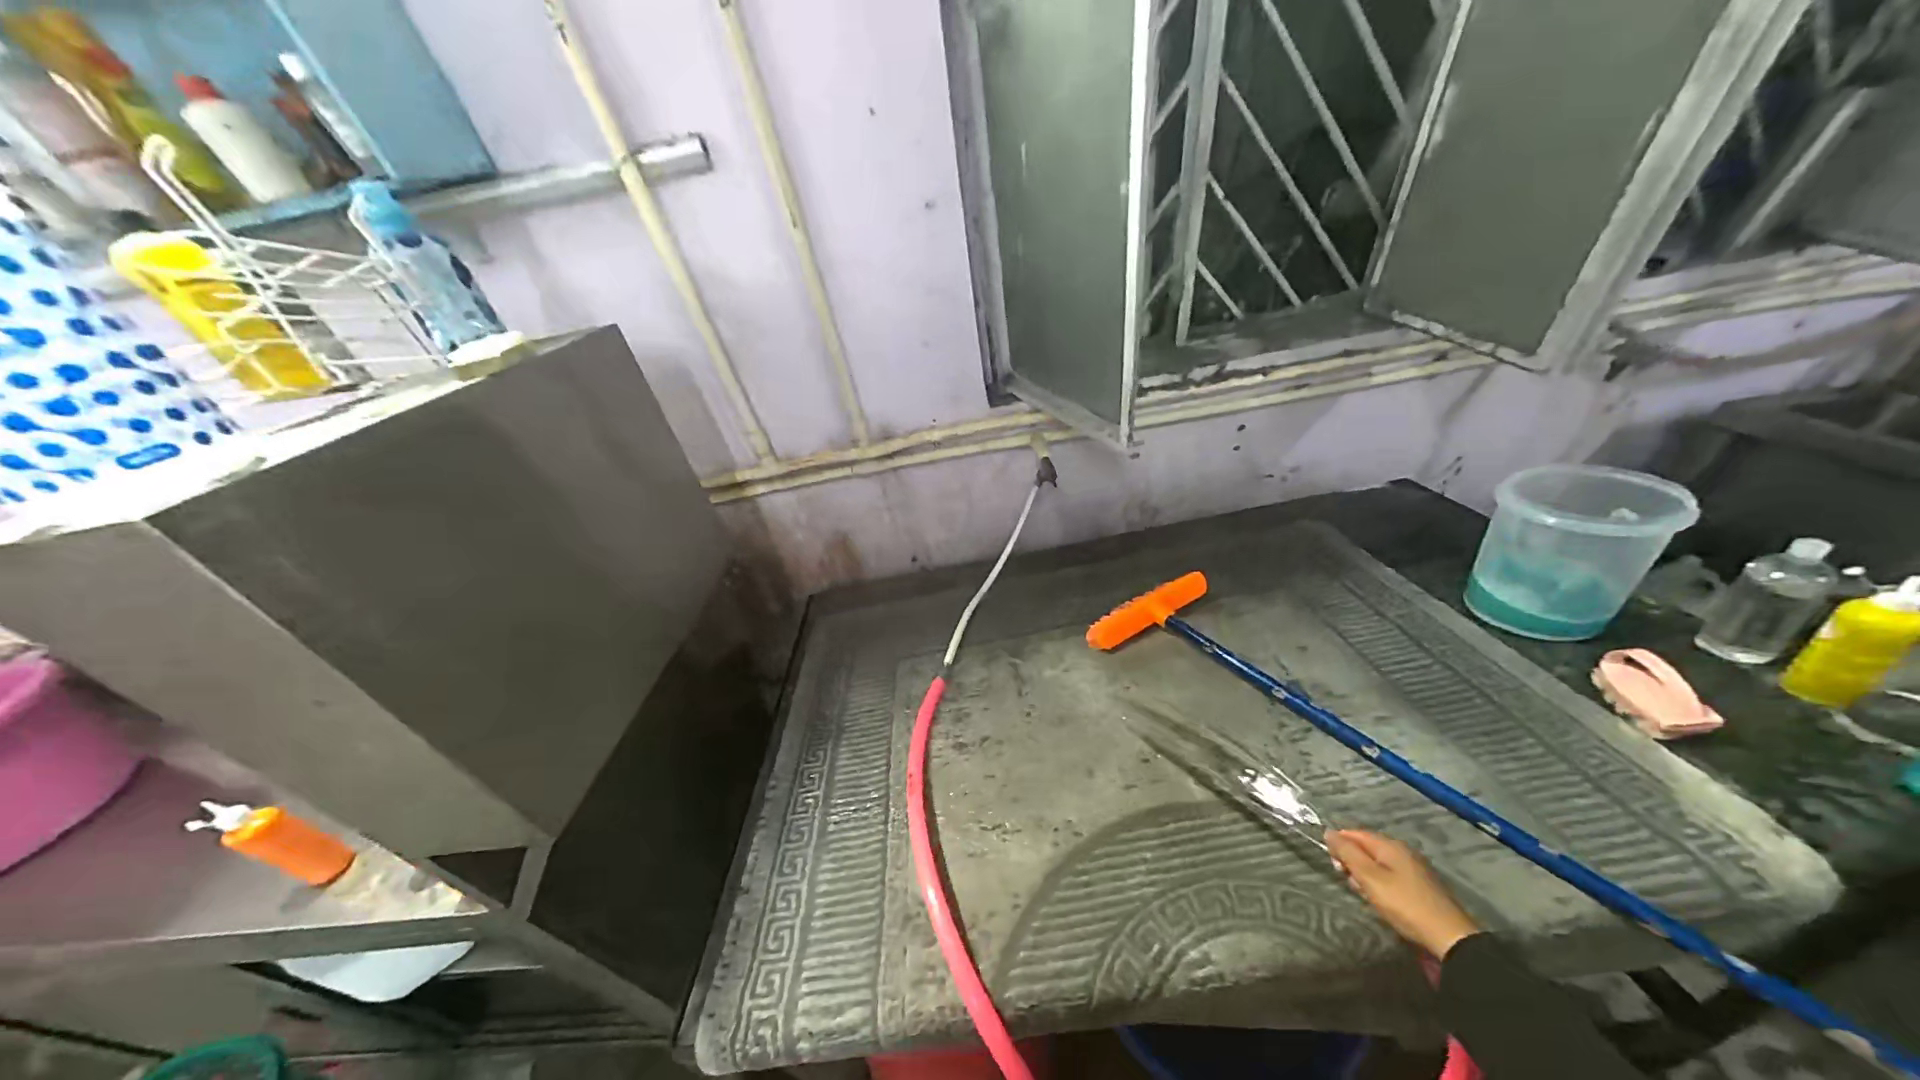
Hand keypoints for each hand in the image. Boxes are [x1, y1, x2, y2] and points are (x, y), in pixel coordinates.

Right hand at [1326, 829, 1480, 957]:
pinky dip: (1381, 884)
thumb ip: (1347, 852)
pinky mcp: (1421, 885)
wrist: (1449, 937)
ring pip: (1378, 863)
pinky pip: (1391, 875)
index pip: (1354, 833)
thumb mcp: (1369, 877)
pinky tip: (1383, 900)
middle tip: (1353, 883)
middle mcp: (1403, 851)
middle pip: (1366, 848)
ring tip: (1367, 895)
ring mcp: (1415, 868)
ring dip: (1366, 876)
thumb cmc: (1403, 904)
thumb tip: (1328, 832)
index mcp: (1390, 845)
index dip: (1339, 845)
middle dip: (1353, 862)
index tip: (1335, 865)